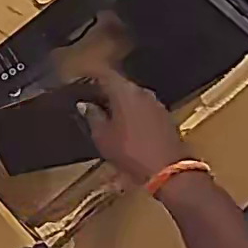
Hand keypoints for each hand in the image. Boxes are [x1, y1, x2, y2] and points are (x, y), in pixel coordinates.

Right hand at [75, 63, 189, 184]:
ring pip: (132, 96)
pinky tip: (122, 124)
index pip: (104, 75)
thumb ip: (92, 116)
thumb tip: (84, 104)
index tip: (77, 84)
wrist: (170, 171)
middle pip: (119, 84)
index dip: (89, 78)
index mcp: (125, 92)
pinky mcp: (165, 118)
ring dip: (118, 102)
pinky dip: (130, 112)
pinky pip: (142, 108)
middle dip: (103, 91)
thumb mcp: (102, 136)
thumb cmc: (130, 151)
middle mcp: (142, 92)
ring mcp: (157, 104)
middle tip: (87, 101)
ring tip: (103, 114)